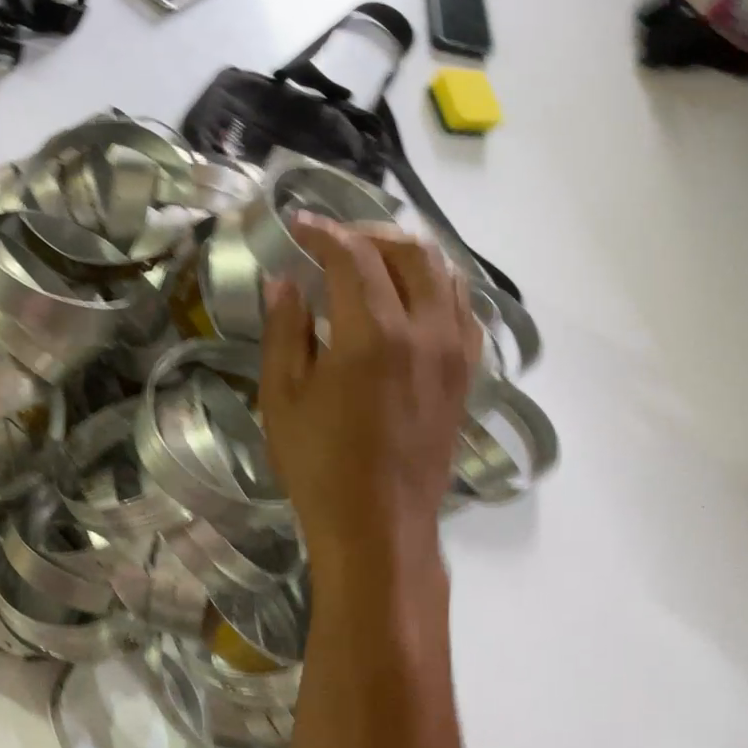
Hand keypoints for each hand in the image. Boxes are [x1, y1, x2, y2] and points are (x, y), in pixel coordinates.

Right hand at [259, 215, 478, 578]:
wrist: (379, 522)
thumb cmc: (316, 461)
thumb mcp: (280, 393)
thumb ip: (285, 329)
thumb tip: (285, 281)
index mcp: (373, 335)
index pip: (354, 257)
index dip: (323, 232)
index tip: (295, 224)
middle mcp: (426, 331)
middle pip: (410, 253)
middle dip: (367, 234)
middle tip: (329, 239)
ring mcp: (456, 351)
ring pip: (446, 274)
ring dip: (405, 254)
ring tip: (368, 258)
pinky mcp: (468, 372)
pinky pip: (461, 307)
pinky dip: (433, 285)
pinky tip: (405, 297)